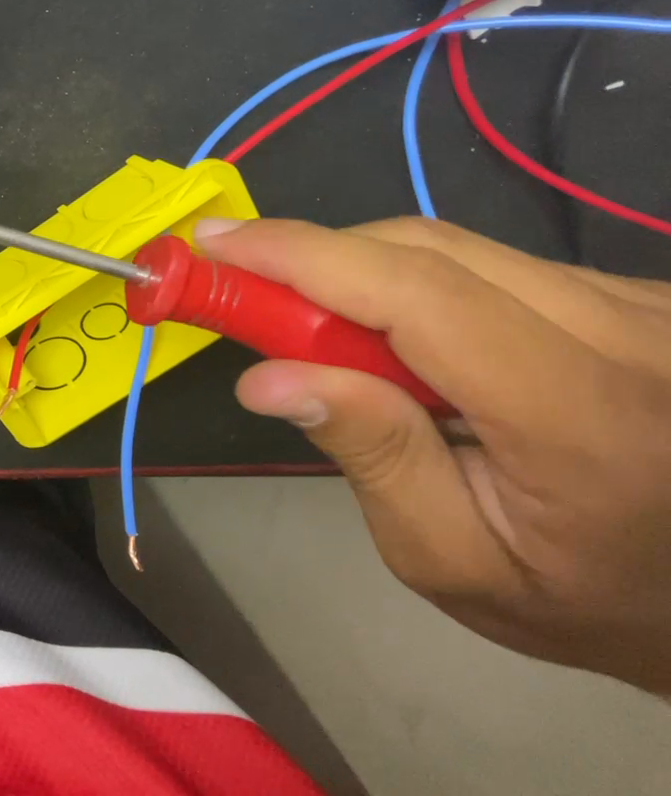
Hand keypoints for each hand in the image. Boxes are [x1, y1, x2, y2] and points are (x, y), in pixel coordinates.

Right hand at [196, 215, 670, 692]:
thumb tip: (265, 380)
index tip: (212, 244)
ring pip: (454, 248)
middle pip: (428, 252)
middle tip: (237, 296)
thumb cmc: (574, 596)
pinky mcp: (637, 297)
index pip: (424, 296)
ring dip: (355, 274)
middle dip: (311, 261)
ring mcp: (647, 307)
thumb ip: (370, 459)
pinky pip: (488, 261)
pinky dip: (408, 282)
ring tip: (318, 338)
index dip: (305, 256)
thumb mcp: (448, 559)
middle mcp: (635, 339)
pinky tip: (397, 340)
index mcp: (587, 418)